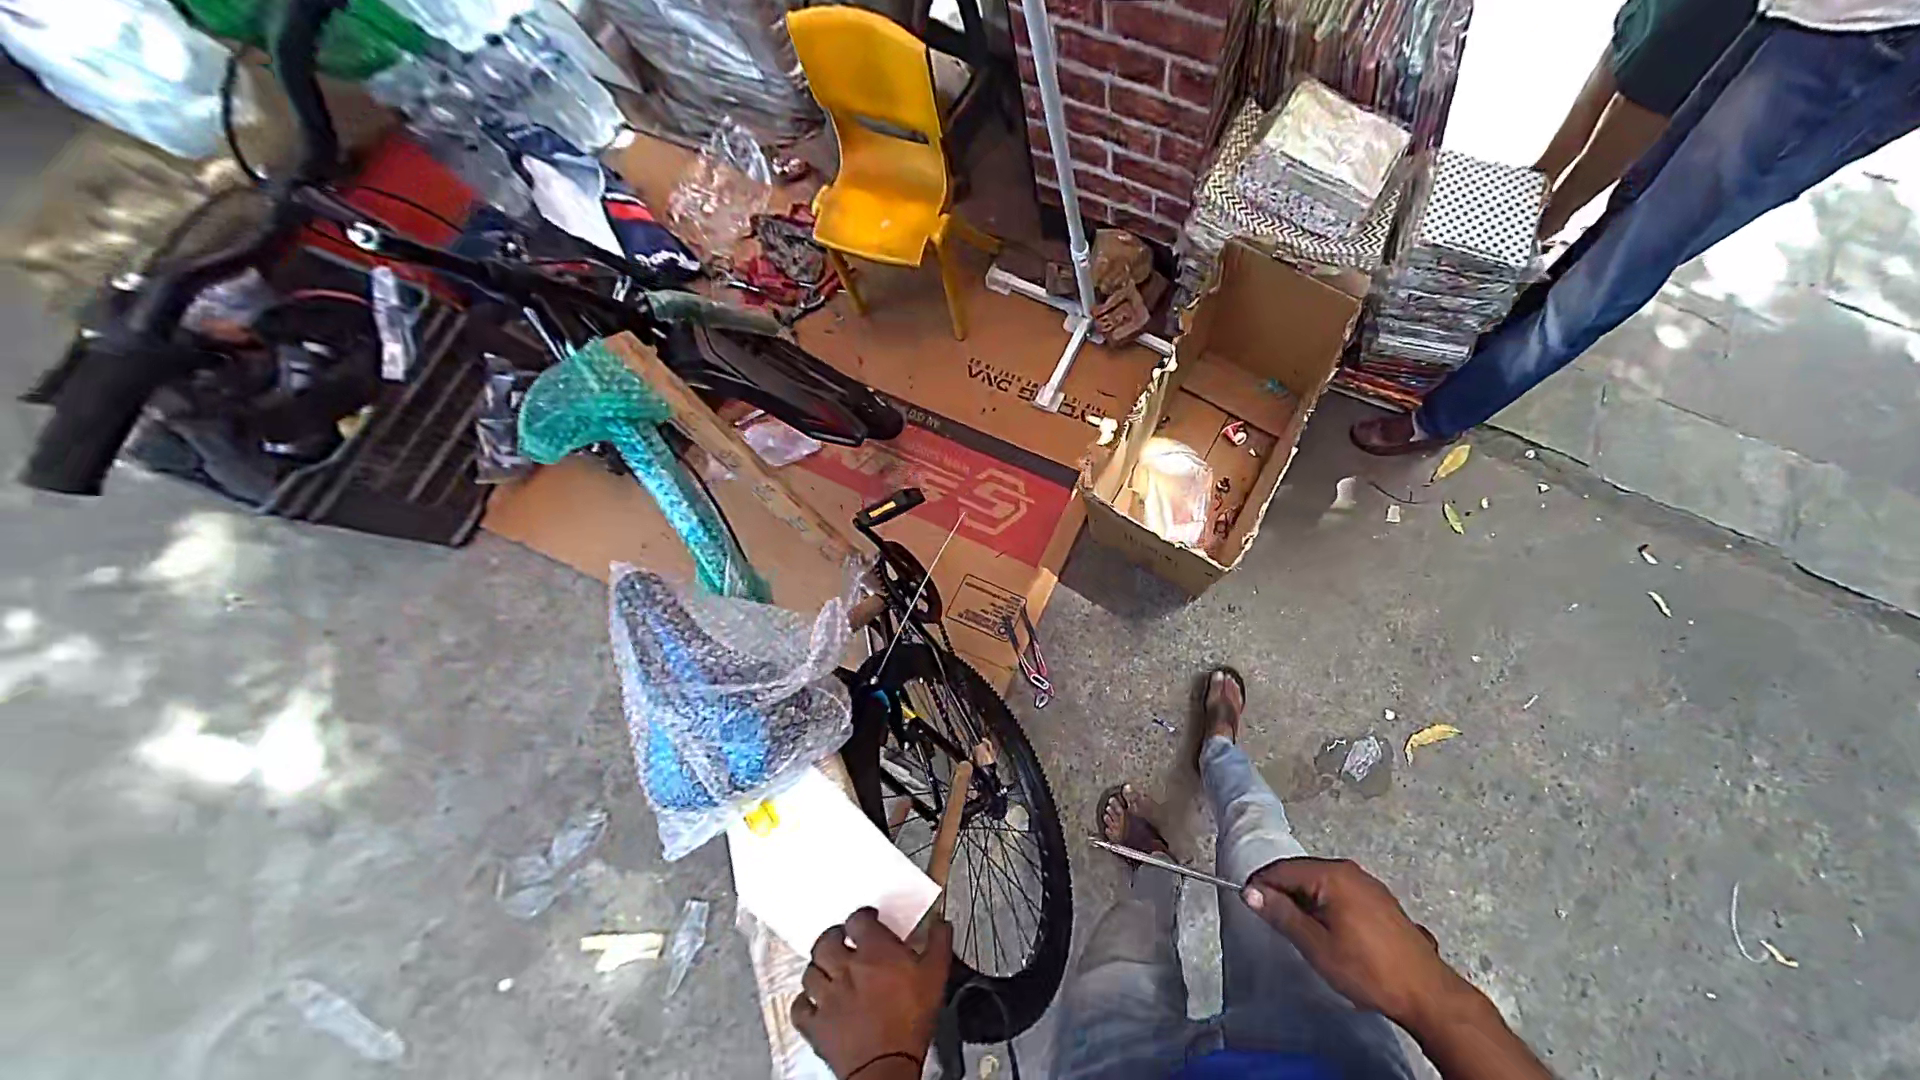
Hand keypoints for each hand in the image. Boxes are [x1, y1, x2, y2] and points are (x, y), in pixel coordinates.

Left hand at [791, 908, 952, 1079]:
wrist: (889, 1069)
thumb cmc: (911, 1023)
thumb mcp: (936, 976)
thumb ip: (938, 943)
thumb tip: (940, 924)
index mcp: (874, 951)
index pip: (858, 919)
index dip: (862, 915)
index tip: (868, 917)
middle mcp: (846, 968)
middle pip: (826, 941)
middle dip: (832, 936)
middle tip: (840, 937)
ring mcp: (828, 997)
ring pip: (811, 971)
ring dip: (818, 966)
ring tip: (827, 965)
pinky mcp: (817, 1026)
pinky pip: (800, 1007)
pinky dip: (804, 1001)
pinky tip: (813, 1000)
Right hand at [1242, 857, 1474, 1030]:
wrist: (1430, 997)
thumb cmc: (1368, 970)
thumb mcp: (1316, 945)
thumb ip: (1281, 914)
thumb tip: (1250, 891)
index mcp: (1332, 874)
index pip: (1282, 869)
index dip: (1261, 885)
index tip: (1249, 905)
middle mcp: (1349, 870)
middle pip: (1301, 873)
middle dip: (1283, 893)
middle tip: (1273, 921)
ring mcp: (1368, 884)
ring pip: (1321, 883)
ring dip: (1304, 900)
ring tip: (1300, 929)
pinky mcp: (1381, 901)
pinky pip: (1340, 892)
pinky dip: (1325, 904)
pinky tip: (1329, 930)